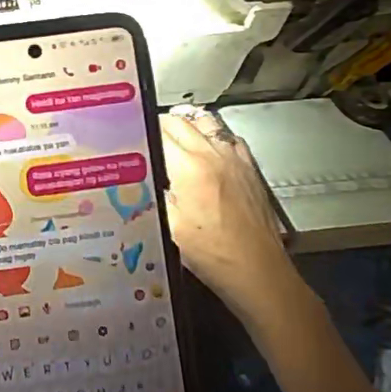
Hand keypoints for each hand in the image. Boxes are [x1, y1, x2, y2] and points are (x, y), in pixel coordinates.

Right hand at [159, 110, 298, 316]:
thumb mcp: (170, 227)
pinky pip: (228, 137)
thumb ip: (155, 195)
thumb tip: (144, 178)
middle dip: (161, 125)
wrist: (257, 270)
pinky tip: (207, 148)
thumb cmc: (214, 255)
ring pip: (205, 122)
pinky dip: (212, 135)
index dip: (142, 131)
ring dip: (187, 124)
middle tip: (148, 136)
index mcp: (189, 167)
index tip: (133, 137)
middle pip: (181, 122)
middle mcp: (213, 154)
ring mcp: (234, 158)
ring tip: (175, 135)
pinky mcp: (249, 167)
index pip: (159, 132)